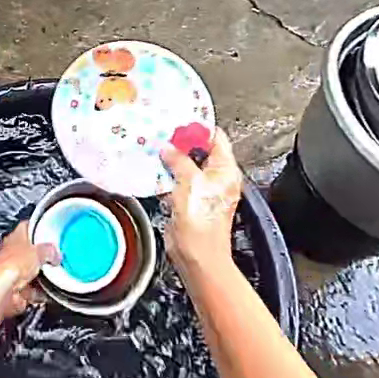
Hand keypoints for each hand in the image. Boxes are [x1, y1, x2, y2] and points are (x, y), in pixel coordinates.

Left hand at [0, 221, 58, 318]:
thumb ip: (49, 250)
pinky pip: (32, 291)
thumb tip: (55, 252)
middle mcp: (10, 255)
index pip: (26, 228)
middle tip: (55, 258)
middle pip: (31, 253)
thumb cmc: (10, 266)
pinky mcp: (15, 291)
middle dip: (43, 258)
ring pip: (32, 273)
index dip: (38, 229)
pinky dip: (40, 293)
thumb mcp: (38, 251)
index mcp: (14, 238)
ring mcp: (12, 274)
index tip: (49, 233)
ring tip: (54, 276)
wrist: (1, 291)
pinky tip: (47, 291)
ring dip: (43, 277)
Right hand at [160, 128, 242, 272]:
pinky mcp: (188, 201)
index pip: (215, 138)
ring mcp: (202, 190)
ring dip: (170, 160)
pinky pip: (176, 183)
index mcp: (225, 169)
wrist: (196, 255)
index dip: (198, 128)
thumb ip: (179, 160)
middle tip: (162, 134)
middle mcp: (216, 178)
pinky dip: (166, 177)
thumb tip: (168, 148)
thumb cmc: (202, 222)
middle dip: (180, 144)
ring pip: (185, 167)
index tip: (179, 122)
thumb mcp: (190, 182)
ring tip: (154, 149)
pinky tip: (153, 171)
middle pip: (198, 151)